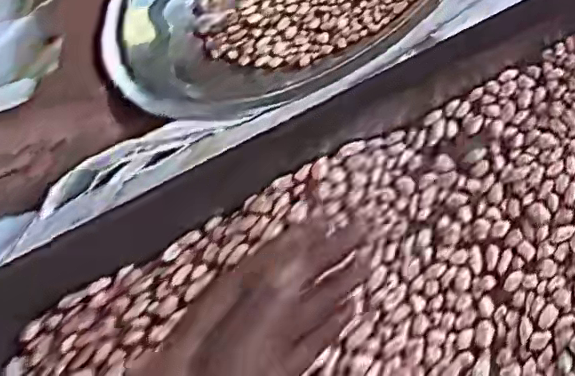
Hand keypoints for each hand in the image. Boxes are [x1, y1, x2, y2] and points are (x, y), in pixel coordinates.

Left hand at [134, 226, 364, 375]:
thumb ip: (267, 288)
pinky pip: (303, 345)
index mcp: (212, 315)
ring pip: (301, 310)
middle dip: (326, 253)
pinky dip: (329, 325)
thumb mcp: (236, 333)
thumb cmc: (207, 370)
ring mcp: (251, 357)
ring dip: (336, 284)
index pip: (259, 263)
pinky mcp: (271, 375)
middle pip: (285, 282)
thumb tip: (300, 247)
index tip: (329, 214)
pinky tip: (351, 308)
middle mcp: (230, 331)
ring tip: (367, 260)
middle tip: (362, 227)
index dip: (295, 236)